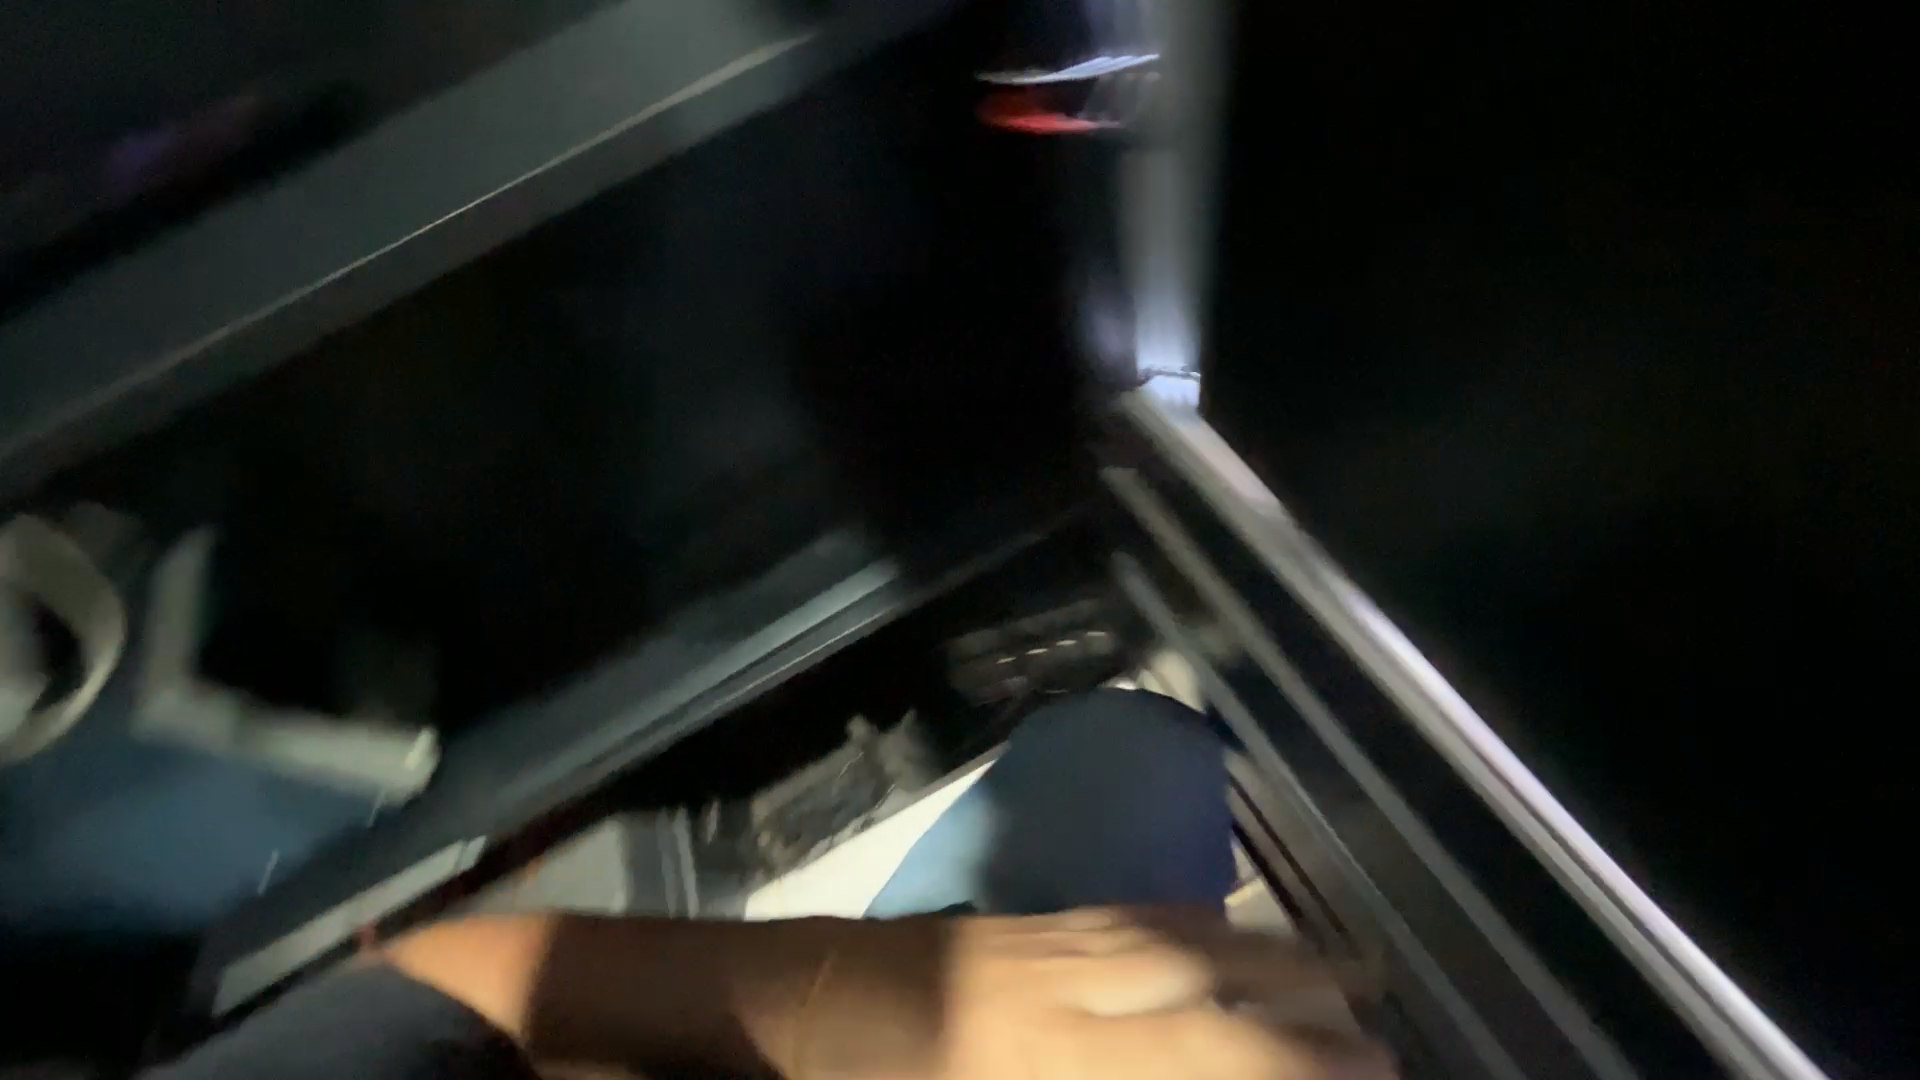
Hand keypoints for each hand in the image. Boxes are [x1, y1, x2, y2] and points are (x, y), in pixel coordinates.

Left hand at [776, 907, 1394, 1079]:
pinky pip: (1122, 912)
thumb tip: (1186, 1057)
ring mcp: (1044, 942)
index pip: (1198, 1053)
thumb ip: (1110, 1077)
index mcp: (1049, 1056)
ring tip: (1326, 954)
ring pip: (1166, 933)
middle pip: (1195, 980)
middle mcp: (1062, 987)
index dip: (1287, 1059)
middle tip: (1376, 999)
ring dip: (1250, 943)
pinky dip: (1181, 916)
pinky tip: (1217, 924)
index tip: (1369, 1062)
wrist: (816, 1003)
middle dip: (1292, 993)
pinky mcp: (1027, 920)